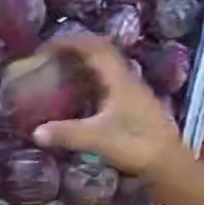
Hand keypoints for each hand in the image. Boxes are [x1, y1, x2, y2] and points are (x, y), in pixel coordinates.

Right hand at [32, 35, 192, 183]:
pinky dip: (91, 80)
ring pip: (106, 66)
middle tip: (51, 57)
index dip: (69, 42)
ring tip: (61, 71)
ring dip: (84, 63)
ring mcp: (132, 90)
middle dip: (75, 49)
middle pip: (100, 51)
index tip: (47, 48)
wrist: (168, 162)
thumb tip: (35, 132)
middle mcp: (126, 78)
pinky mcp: (133, 103)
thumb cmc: (135, 145)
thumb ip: (67, 134)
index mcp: (118, 79)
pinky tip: (80, 95)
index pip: (94, 47)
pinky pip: (108, 81)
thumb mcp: (97, 139)